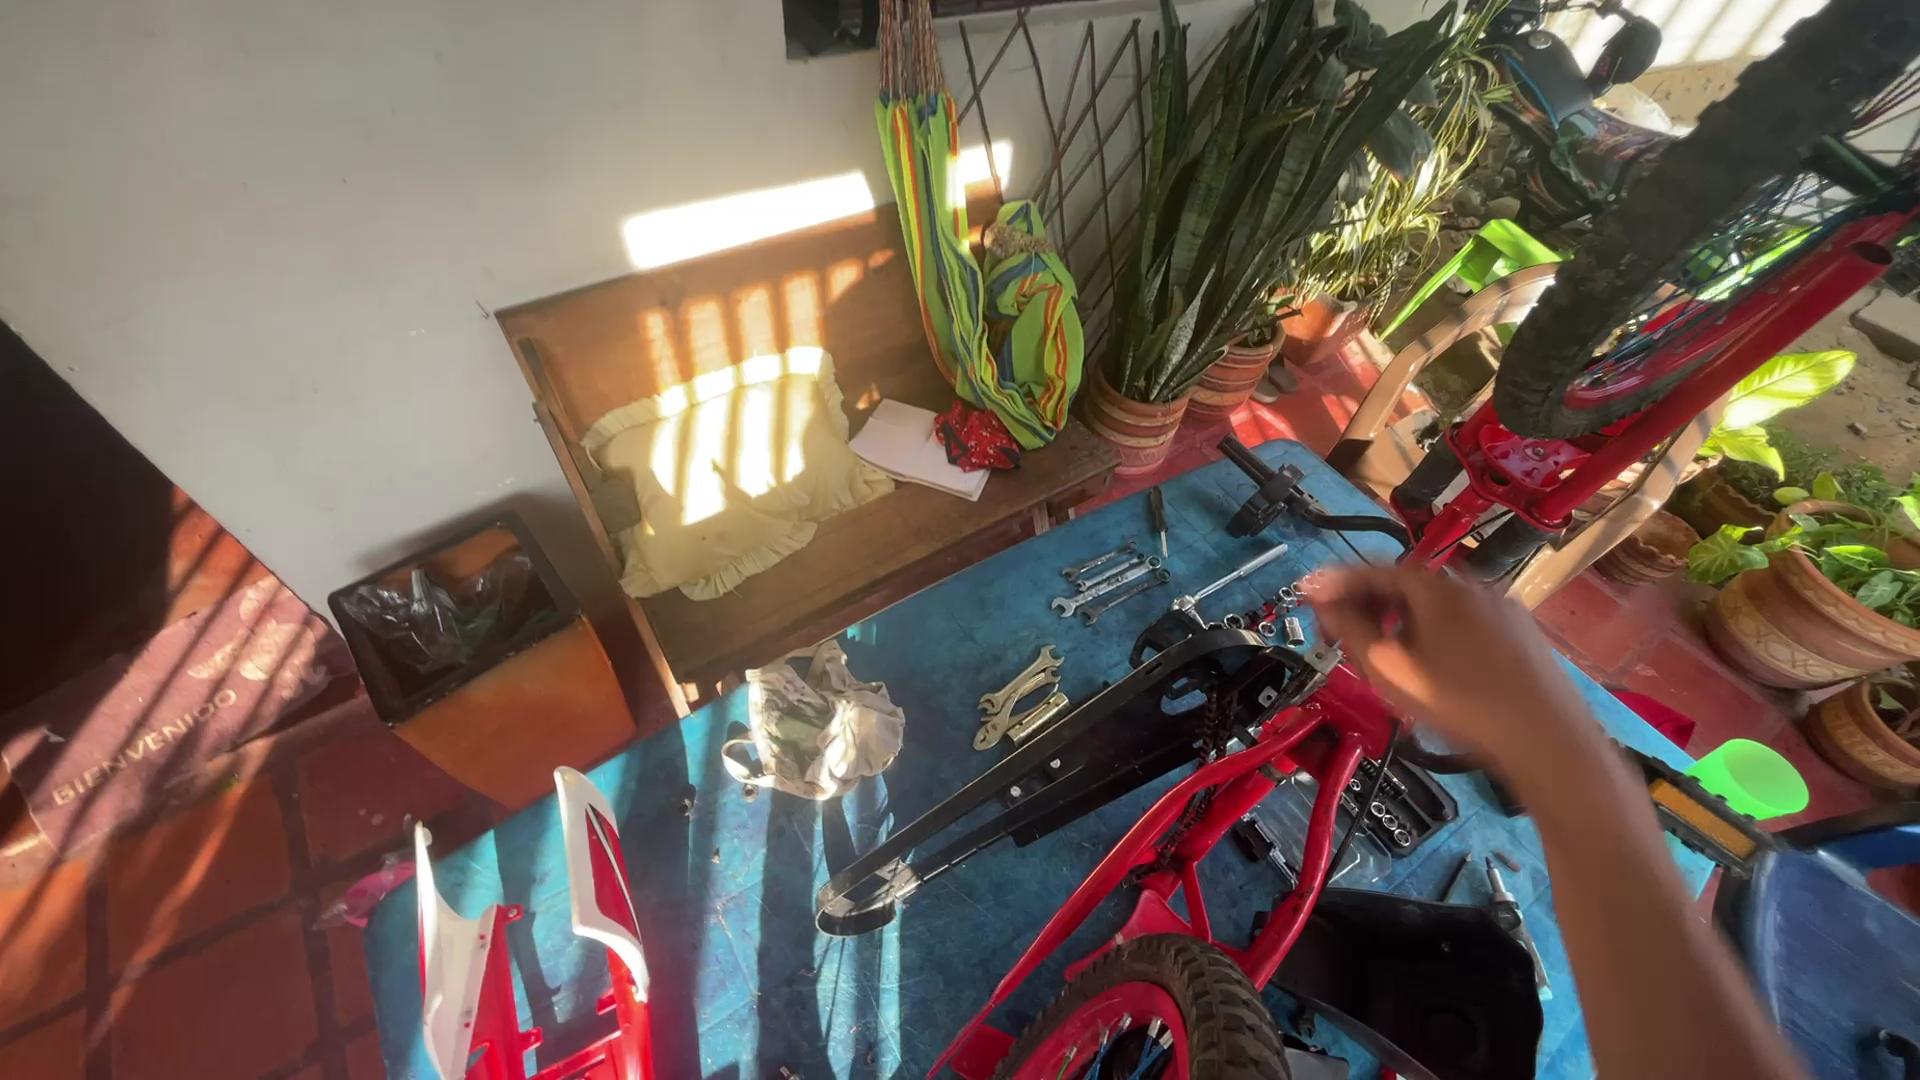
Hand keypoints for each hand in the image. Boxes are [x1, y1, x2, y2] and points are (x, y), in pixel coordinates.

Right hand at [1304, 564, 1598, 770]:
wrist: (1548, 742)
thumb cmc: (1459, 702)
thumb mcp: (1387, 665)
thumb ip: (1347, 625)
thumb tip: (1321, 598)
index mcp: (1436, 586)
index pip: (1372, 570)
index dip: (1335, 583)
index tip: (1309, 597)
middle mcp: (1471, 585)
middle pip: (1404, 586)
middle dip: (1367, 605)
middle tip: (1342, 632)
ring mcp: (1502, 608)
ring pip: (1433, 606)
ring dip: (1399, 621)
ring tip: (1382, 653)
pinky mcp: (1521, 633)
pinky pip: (1462, 621)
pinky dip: (1432, 632)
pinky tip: (1428, 665)